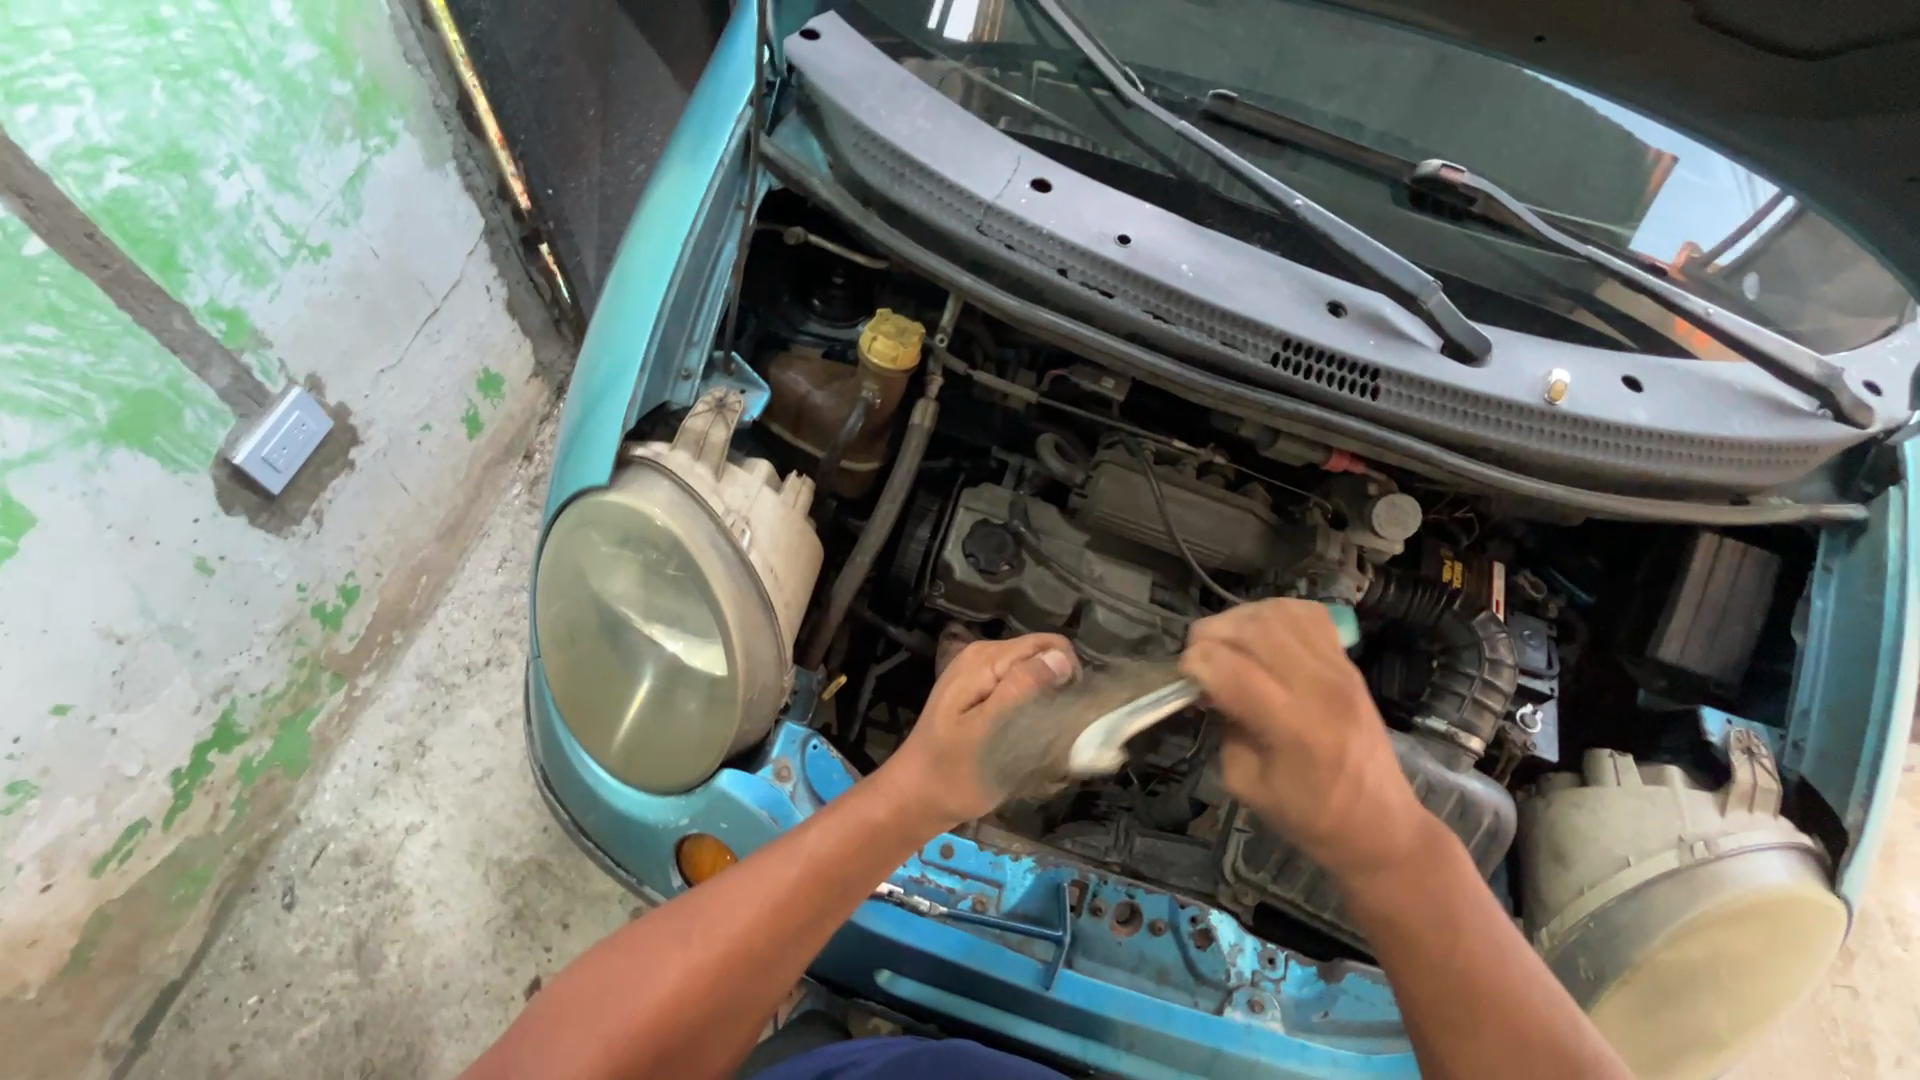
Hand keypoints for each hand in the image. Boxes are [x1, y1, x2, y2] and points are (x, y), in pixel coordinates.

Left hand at [873, 633, 1078, 830]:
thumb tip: (1059, 658)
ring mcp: (980, 673)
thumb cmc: (952, 772)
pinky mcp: (981, 692)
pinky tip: (1024, 736)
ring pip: (1035, 674)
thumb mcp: (988, 733)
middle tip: (1052, 732)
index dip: (1067, 676)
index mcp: (985, 659)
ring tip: (1040, 738)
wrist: (916, 796)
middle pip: (1043, 657)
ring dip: (1046, 702)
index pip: (1050, 646)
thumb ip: (1020, 691)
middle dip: (1057, 690)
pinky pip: (1020, 688)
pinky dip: (1030, 709)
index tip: (1063, 716)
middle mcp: (983, 656)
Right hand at [1179, 599, 1428, 884]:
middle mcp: (1318, 687)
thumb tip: (1210, 689)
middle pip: (1250, 628)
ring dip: (1238, 621)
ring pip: (1275, 612)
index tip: (1185, 684)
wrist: (1380, 823)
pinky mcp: (1347, 661)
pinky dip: (1274, 614)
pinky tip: (1261, 637)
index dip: (1193, 666)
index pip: (1229, 667)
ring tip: (1226, 647)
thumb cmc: (1310, 816)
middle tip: (1199, 664)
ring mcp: (1338, 668)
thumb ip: (1224, 728)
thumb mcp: (1246, 784)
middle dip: (1208, 636)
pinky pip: (1306, 613)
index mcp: (1293, 727)